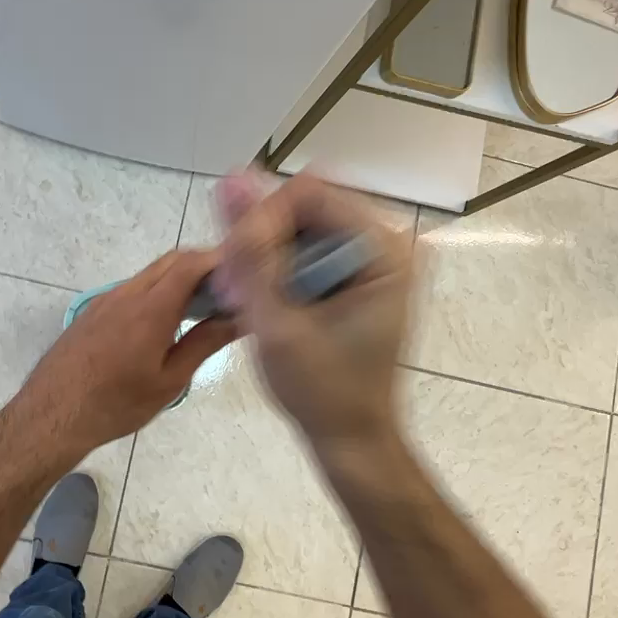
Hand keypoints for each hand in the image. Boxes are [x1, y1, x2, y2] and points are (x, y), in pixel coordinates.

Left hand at [9, 250, 239, 460]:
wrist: (52, 415)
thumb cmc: (116, 405)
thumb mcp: (169, 381)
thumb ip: (204, 343)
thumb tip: (239, 318)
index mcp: (150, 308)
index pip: (190, 264)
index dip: (219, 259)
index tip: (243, 269)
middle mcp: (127, 294)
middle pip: (170, 262)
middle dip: (202, 266)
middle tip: (230, 288)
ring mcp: (106, 300)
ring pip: (150, 274)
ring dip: (179, 279)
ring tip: (205, 305)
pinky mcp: (93, 311)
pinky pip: (133, 289)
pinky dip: (158, 291)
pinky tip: (168, 320)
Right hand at [212, 171, 413, 454]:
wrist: (351, 438)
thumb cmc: (321, 391)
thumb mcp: (277, 322)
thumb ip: (251, 251)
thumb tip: (229, 178)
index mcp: (385, 249)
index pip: (309, 192)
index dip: (262, 218)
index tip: (235, 265)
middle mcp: (388, 242)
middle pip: (304, 205)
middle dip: (260, 238)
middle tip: (234, 286)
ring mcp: (375, 256)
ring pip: (299, 225)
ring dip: (263, 254)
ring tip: (241, 297)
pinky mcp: (358, 272)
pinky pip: (306, 246)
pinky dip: (276, 267)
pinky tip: (257, 298)